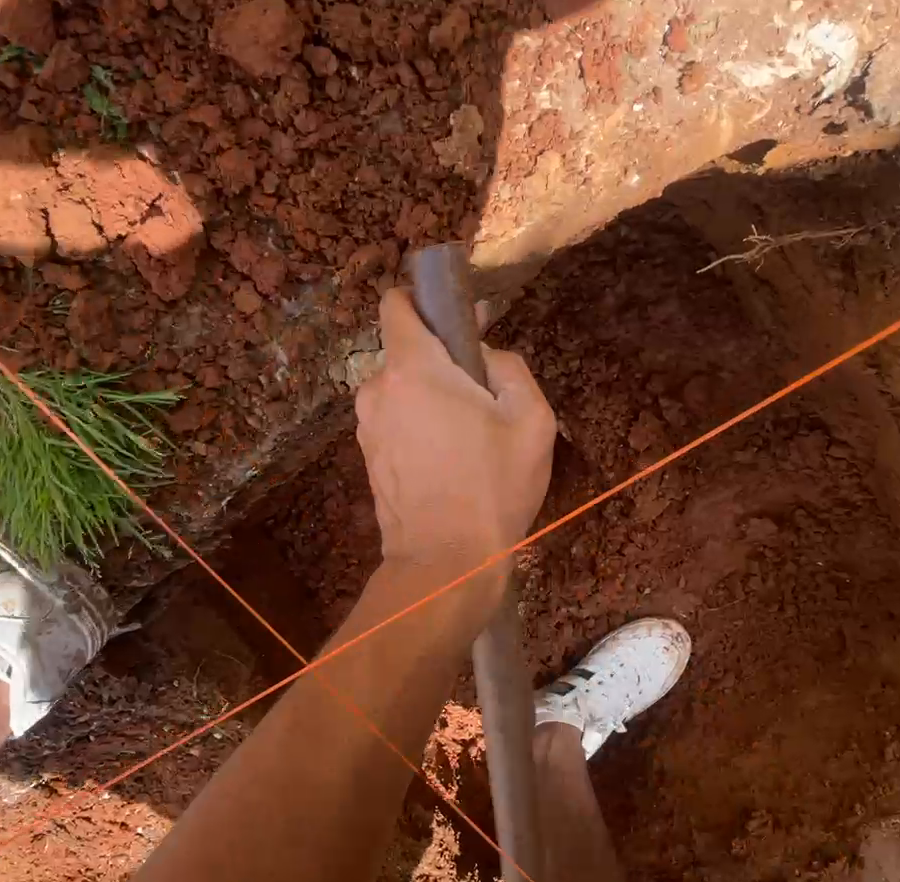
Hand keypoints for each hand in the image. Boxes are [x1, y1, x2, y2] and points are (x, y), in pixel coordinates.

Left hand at [356, 288, 555, 583]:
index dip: (426, 301)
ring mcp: (367, 428)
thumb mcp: (531, 420)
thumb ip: (509, 368)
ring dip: (430, 399)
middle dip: (440, 361)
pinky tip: (449, 461)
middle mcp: (377, 390)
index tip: (458, 322)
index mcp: (412, 368)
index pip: (396, 304)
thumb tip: (485, 358)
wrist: (444, 562)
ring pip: (401, 392)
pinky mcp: (368, 459)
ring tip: (470, 437)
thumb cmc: (492, 487)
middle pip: (406, 353)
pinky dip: (418, 428)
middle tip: (483, 394)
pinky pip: (396, 423)